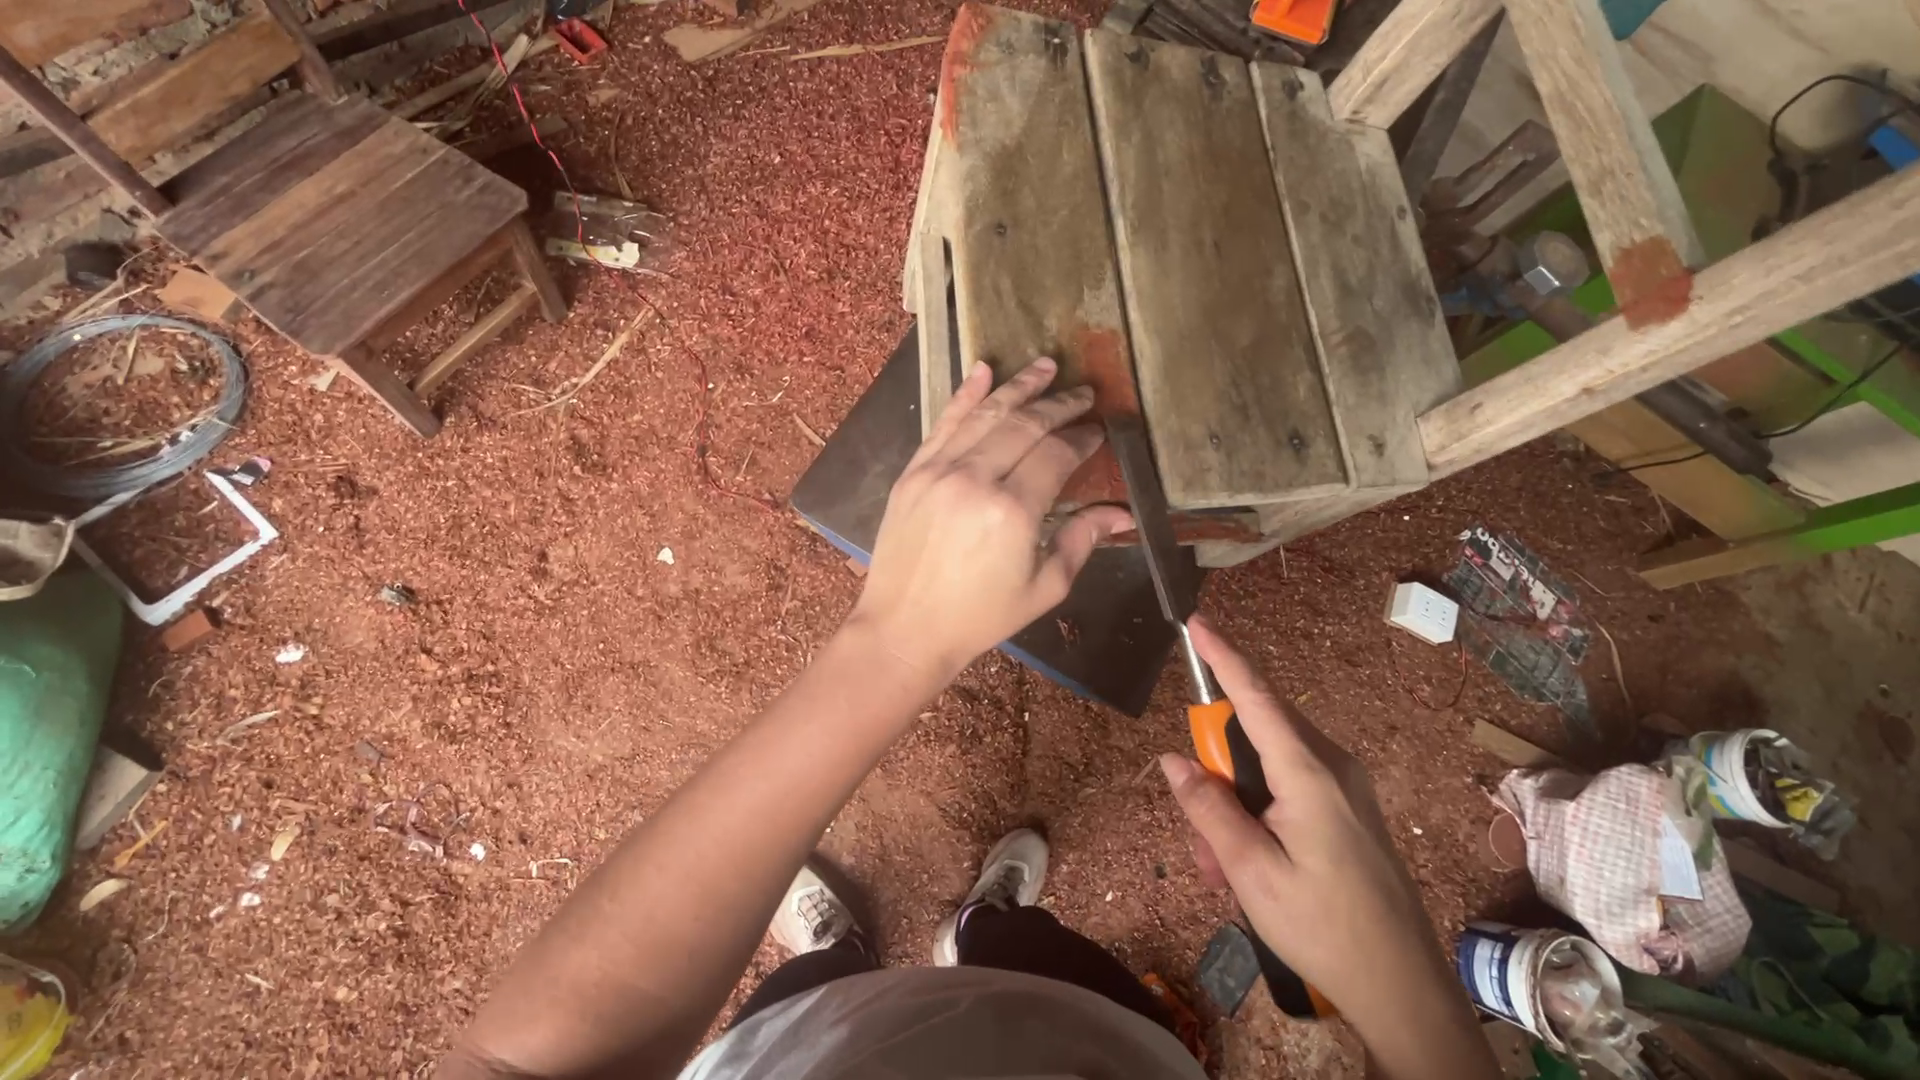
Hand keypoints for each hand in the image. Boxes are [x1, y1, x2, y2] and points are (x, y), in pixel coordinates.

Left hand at [847, 358, 1131, 679]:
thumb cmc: (979, 617)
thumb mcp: (1043, 588)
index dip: (1081, 437)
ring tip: (1046, 365)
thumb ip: (1081, 541)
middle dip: (1059, 404)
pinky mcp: (913, 473)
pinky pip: (943, 423)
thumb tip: (1122, 513)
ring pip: (985, 414)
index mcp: (1012, 511)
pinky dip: (964, 395)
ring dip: (1018, 387)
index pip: (1056, 454)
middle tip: (1084, 391)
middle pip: (1024, 424)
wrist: (904, 628)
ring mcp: (938, 471)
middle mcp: (974, 479)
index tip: (1099, 429)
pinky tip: (983, 370)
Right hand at [1160, 618, 1488, 1070]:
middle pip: (1255, 735)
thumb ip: (1209, 808)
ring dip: (1235, 804)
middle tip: (1201, 844)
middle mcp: (1332, 765)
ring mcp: (1346, 786)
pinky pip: (1291, 787)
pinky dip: (1259, 813)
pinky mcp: (1350, 807)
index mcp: (1308, 773)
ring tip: (1224, 871)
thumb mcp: (1250, 871)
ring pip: (1269, 766)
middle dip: (1216, 774)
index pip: (1256, 697)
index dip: (1224, 657)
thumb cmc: (1322, 925)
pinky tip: (1252, 865)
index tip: (1197, 622)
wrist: (1402, 984)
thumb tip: (1174, 759)